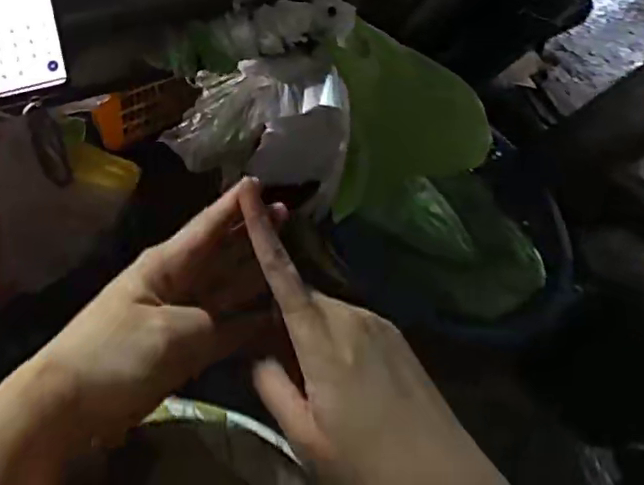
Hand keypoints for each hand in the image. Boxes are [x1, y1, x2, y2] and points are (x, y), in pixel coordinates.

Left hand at [20, 180, 286, 450]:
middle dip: (251, 233)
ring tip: (287, 249)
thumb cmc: (113, 352)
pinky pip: (224, 327)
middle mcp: (175, 283)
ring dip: (254, 270)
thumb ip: (207, 323)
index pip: (205, 229)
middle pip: (220, 253)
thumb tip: (234, 323)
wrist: (73, 398)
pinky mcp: (184, 348)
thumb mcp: (165, 333)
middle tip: (287, 211)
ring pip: (226, 286)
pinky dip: (249, 320)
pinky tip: (275, 313)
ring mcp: (181, 316)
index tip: (257, 183)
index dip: (231, 207)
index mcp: (164, 265)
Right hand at [240, 180, 504, 484]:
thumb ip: (270, 384)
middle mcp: (348, 315)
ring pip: (323, 314)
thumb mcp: (306, 438)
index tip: (247, 186)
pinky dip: (337, 345)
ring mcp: (376, 323)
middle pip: (299, 297)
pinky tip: (352, 389)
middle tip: (288, 370)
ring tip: (327, 392)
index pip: (279, 270)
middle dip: (283, 319)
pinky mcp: (397, 337)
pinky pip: (349, 325)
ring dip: (312, 336)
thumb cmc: (371, 466)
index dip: (260, 227)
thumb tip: (257, 351)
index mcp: (320, 336)